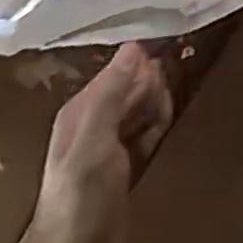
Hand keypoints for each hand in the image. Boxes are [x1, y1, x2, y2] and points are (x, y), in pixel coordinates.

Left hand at [21, 43, 175, 242]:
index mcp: (82, 107)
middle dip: (153, 89)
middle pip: (136, 82)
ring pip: (146, 101)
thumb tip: (133, 45)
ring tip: (158, 125)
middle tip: (157, 109)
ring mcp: (111, 136)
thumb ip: (110, 95)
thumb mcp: (94, 143)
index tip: (160, 77)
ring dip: (158, 106)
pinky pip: (149, 123)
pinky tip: (159, 133)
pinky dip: (158, 123)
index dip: (144, 67)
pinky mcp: (126, 154)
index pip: (121, 66)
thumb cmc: (81, 196)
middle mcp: (95, 116)